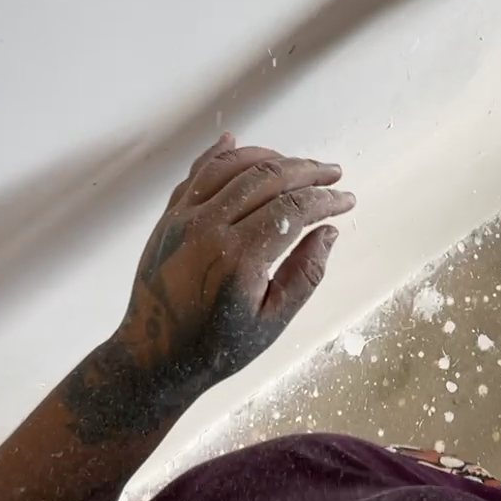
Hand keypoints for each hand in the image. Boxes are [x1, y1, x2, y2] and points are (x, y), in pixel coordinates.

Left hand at [113, 135, 355, 406]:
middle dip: (307, 171)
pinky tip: (236, 141)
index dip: (326, 199)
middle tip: (333, 172)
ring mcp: (183, 219)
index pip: (293, 209)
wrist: (153, 359)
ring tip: (297, 164)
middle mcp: (208, 229)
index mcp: (238, 258)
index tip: (347, 199)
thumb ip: (306, 274)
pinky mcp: (168, 218)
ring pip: (232, 166)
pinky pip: (196, 173)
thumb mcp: (273, 322)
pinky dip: (218, 154)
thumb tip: (329, 230)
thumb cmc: (217, 348)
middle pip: (266, 178)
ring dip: (270, 157)